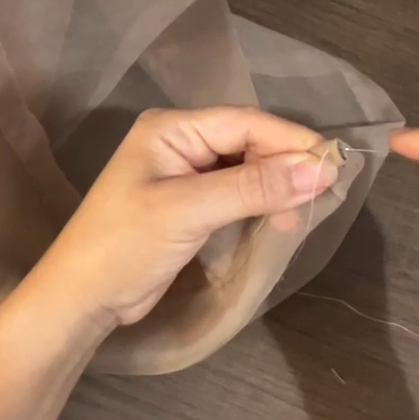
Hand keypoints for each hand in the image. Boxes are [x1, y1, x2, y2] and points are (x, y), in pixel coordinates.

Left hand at [25, 106, 338, 329]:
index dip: (291, 142)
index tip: (335, 166)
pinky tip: (281, 219)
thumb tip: (322, 169)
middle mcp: (179, 143)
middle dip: (286, 164)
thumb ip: (254, 188)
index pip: (245, 123)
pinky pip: (235, 193)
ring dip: (276, 186)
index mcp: (171, 129)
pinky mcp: (189, 205)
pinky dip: (259, 203)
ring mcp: (183, 174)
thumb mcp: (190, 211)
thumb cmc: (126, 245)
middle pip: (248, 142)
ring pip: (245, 168)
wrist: (83, 296)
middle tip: (326, 192)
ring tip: (306, 210)